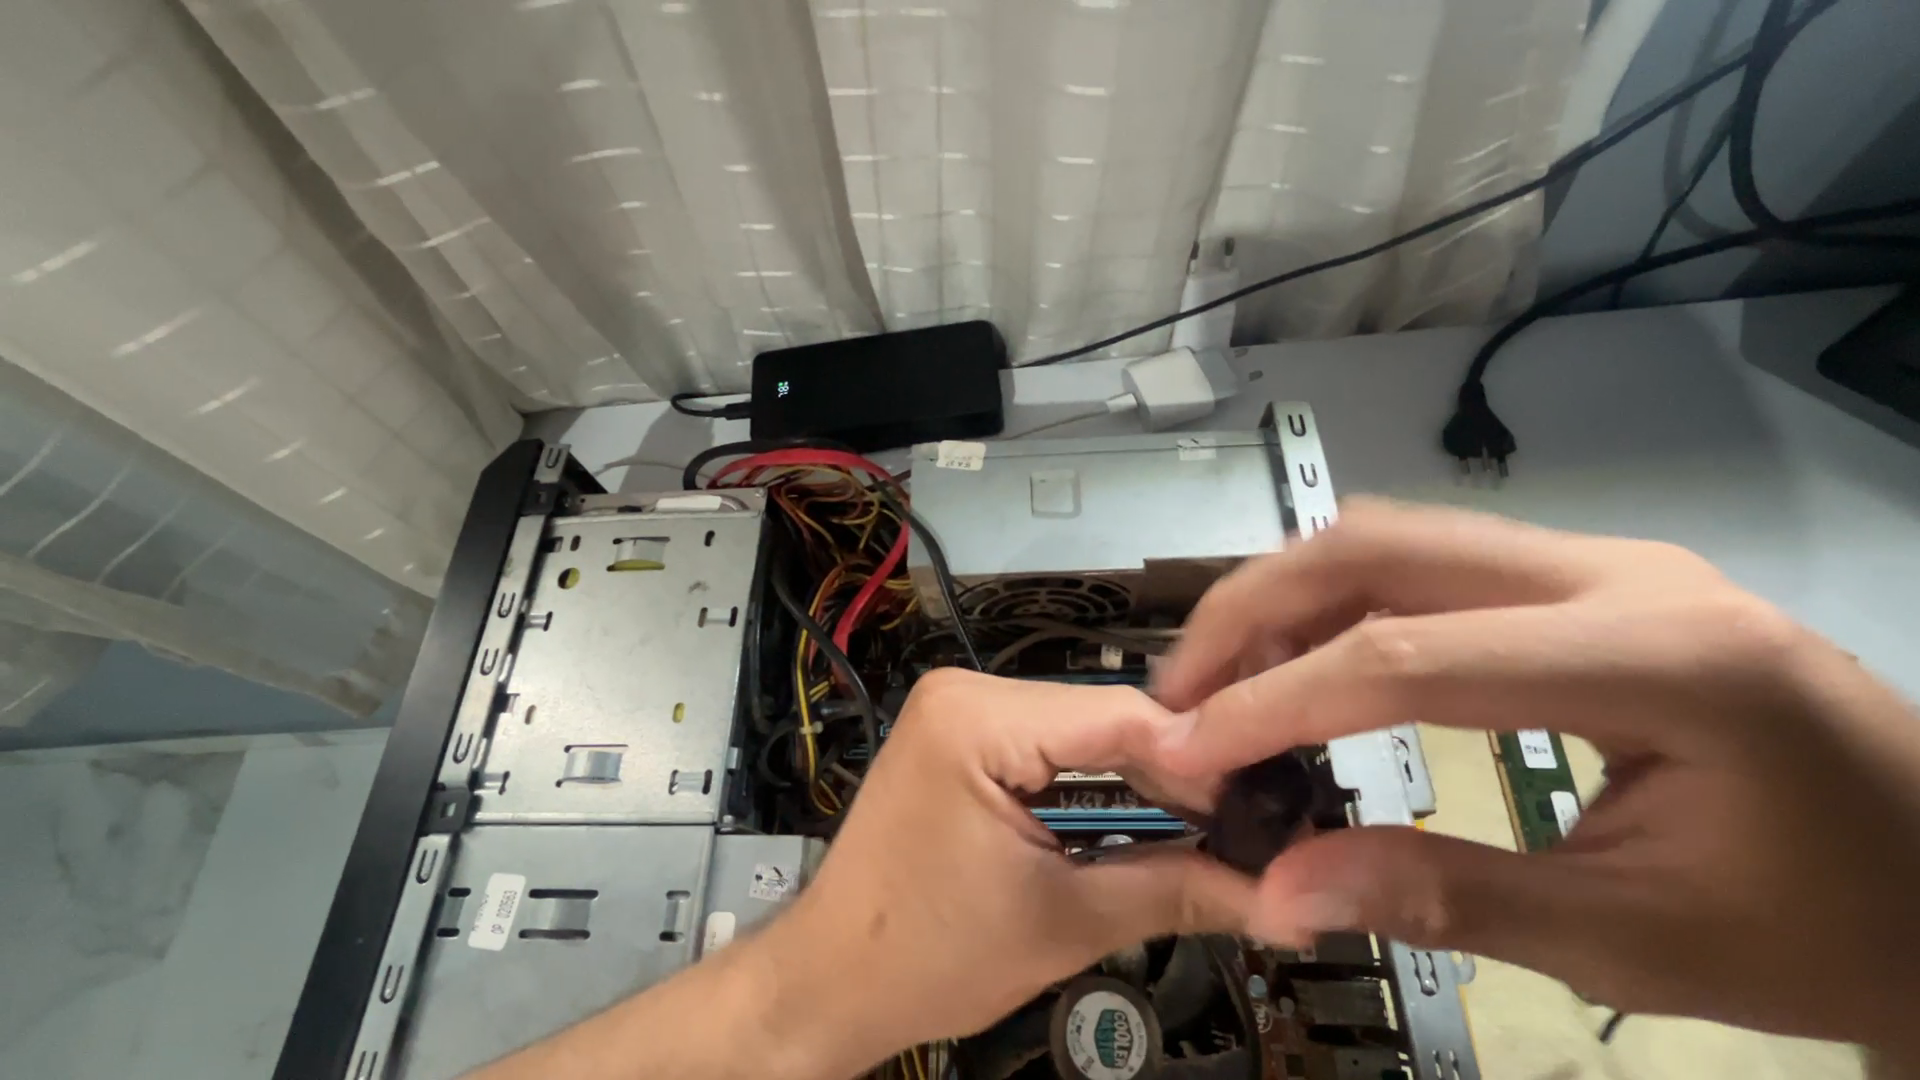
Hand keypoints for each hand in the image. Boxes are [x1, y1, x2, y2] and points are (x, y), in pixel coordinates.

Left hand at [756, 670, 1254, 1077]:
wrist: (833, 977)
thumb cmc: (924, 955)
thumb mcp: (1062, 922)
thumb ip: (1172, 892)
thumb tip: (1268, 891)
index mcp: (975, 719)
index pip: (1120, 716)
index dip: (1199, 761)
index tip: (1259, 806)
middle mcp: (965, 691)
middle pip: (1102, 717)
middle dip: (1173, 774)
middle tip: (1242, 826)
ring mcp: (959, 709)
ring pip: (1082, 729)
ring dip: (1140, 778)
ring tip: (1204, 828)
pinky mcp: (960, 734)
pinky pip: (1050, 743)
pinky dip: (1096, 780)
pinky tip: (1139, 816)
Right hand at [1149, 500, 1919, 1054]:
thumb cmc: (1830, 927)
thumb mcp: (1639, 944)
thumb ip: (1445, 900)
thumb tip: (1280, 892)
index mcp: (1661, 659)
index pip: (1411, 655)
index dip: (1278, 701)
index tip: (1189, 749)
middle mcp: (1616, 573)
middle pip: (1379, 546)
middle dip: (1253, 610)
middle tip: (1181, 688)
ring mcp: (1592, 561)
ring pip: (1388, 536)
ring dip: (1282, 596)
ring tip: (1222, 676)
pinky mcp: (1572, 577)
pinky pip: (1418, 561)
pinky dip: (1332, 603)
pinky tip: (1300, 660)